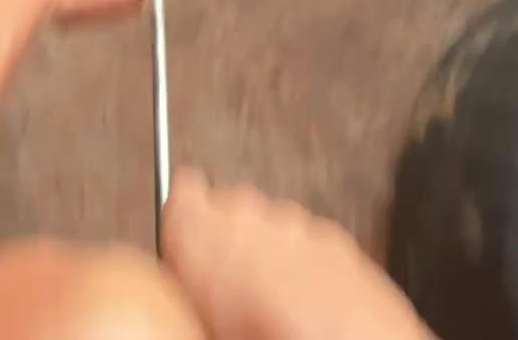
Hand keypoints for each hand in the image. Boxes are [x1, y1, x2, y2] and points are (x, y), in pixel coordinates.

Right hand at [162, 169, 435, 339]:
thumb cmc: (270, 336)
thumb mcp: (204, 321)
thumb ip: (188, 287)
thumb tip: (182, 292)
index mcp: (201, 227)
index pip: (181, 192)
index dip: (185, 221)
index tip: (188, 248)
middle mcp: (246, 211)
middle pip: (228, 210)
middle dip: (230, 244)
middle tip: (233, 295)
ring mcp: (294, 220)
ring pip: (271, 229)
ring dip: (270, 258)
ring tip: (275, 312)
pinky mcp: (336, 237)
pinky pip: (308, 245)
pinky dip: (307, 270)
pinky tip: (309, 315)